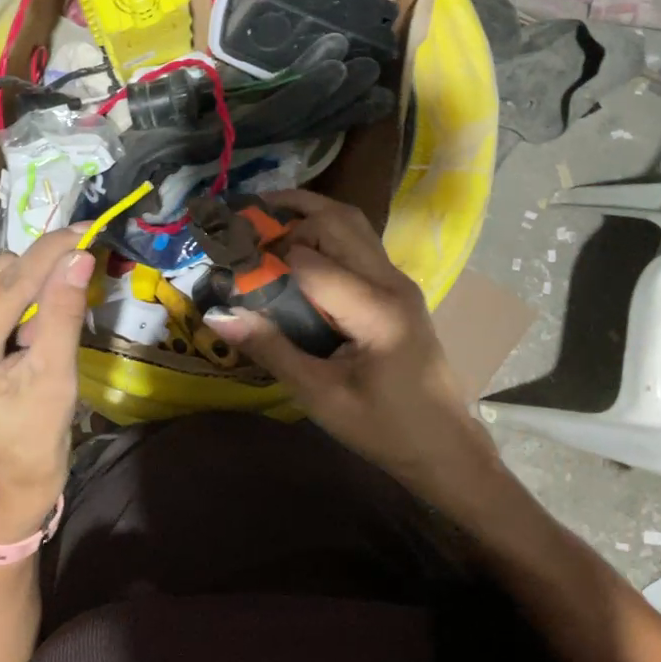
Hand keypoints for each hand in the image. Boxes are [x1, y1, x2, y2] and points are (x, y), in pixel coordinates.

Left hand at [0, 226, 93, 540]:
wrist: (16, 467)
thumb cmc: (38, 430)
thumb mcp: (57, 372)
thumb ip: (63, 311)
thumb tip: (79, 255)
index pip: (10, 286)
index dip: (49, 254)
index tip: (86, 228)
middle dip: (41, 272)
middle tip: (77, 285)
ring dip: (29, 286)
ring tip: (44, 330)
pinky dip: (17, 295)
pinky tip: (29, 329)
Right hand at [201, 190, 497, 490]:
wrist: (444, 447)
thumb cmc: (383, 427)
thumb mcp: (319, 396)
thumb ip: (270, 348)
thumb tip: (216, 314)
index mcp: (376, 309)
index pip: (308, 262)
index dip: (264, 259)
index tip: (226, 263)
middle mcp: (391, 282)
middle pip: (336, 221)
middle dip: (287, 214)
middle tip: (241, 225)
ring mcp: (397, 282)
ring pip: (351, 224)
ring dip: (306, 216)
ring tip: (262, 223)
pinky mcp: (395, 289)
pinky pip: (356, 243)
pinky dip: (321, 234)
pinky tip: (291, 249)